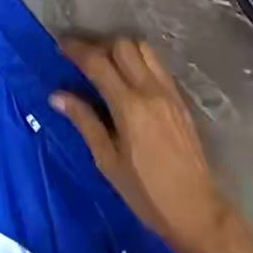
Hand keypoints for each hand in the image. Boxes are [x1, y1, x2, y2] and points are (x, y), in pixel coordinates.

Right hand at [52, 37, 235, 252]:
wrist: (195, 207)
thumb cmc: (145, 192)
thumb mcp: (108, 161)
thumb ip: (85, 122)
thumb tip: (57, 95)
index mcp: (129, 106)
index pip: (99, 63)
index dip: (77, 49)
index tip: (61, 45)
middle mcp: (150, 89)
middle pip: (122, 45)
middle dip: (99, 45)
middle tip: (81, 57)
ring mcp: (168, 90)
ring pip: (143, 48)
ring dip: (121, 47)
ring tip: (105, 63)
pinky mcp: (179, 96)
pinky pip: (157, 62)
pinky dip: (139, 58)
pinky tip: (129, 75)